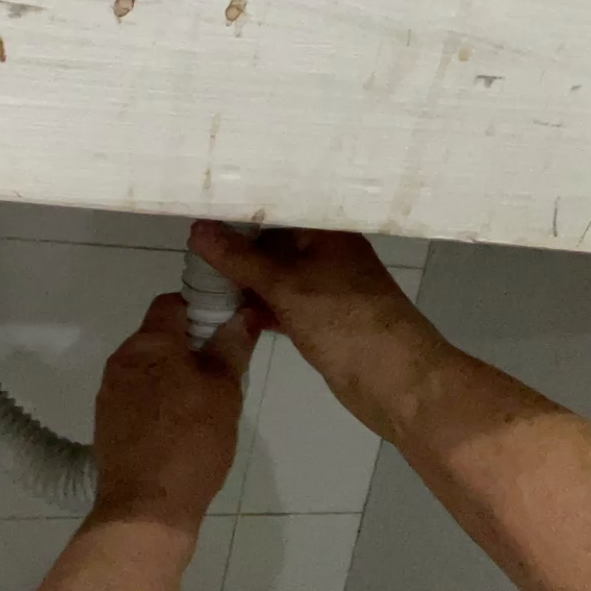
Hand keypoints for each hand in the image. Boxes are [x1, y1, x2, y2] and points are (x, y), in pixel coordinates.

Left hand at [91, 293, 257, 531]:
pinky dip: (157, 399)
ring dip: (172, 373)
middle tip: (220, 371)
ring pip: (148, 365)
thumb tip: (244, 312)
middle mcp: (123, 357)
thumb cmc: (191, 441)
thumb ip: (232, 345)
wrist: (146, 508)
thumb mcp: (224, 390)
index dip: (199, 308)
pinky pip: (137, 394)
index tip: (223, 329)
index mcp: (149, 341)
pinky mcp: (107, 421)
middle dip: (188, 345)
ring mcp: (110, 390)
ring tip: (202, 403)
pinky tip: (178, 426)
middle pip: (158, 333)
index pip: (172, 302)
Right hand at [189, 221, 451, 442]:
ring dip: (244, 279)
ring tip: (199, 279)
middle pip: (272, 242)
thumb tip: (197, 228)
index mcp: (325, 231)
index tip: (198, 210)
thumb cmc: (345, 321)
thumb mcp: (286, 285)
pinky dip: (258, 305)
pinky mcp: (321, 319)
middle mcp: (325, 252)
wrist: (399, 384)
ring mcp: (324, 287)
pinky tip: (227, 310)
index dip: (238, 209)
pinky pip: (281, 303)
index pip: (274, 207)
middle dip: (235, 247)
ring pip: (275, 275)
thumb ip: (240, 258)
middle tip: (190, 250)